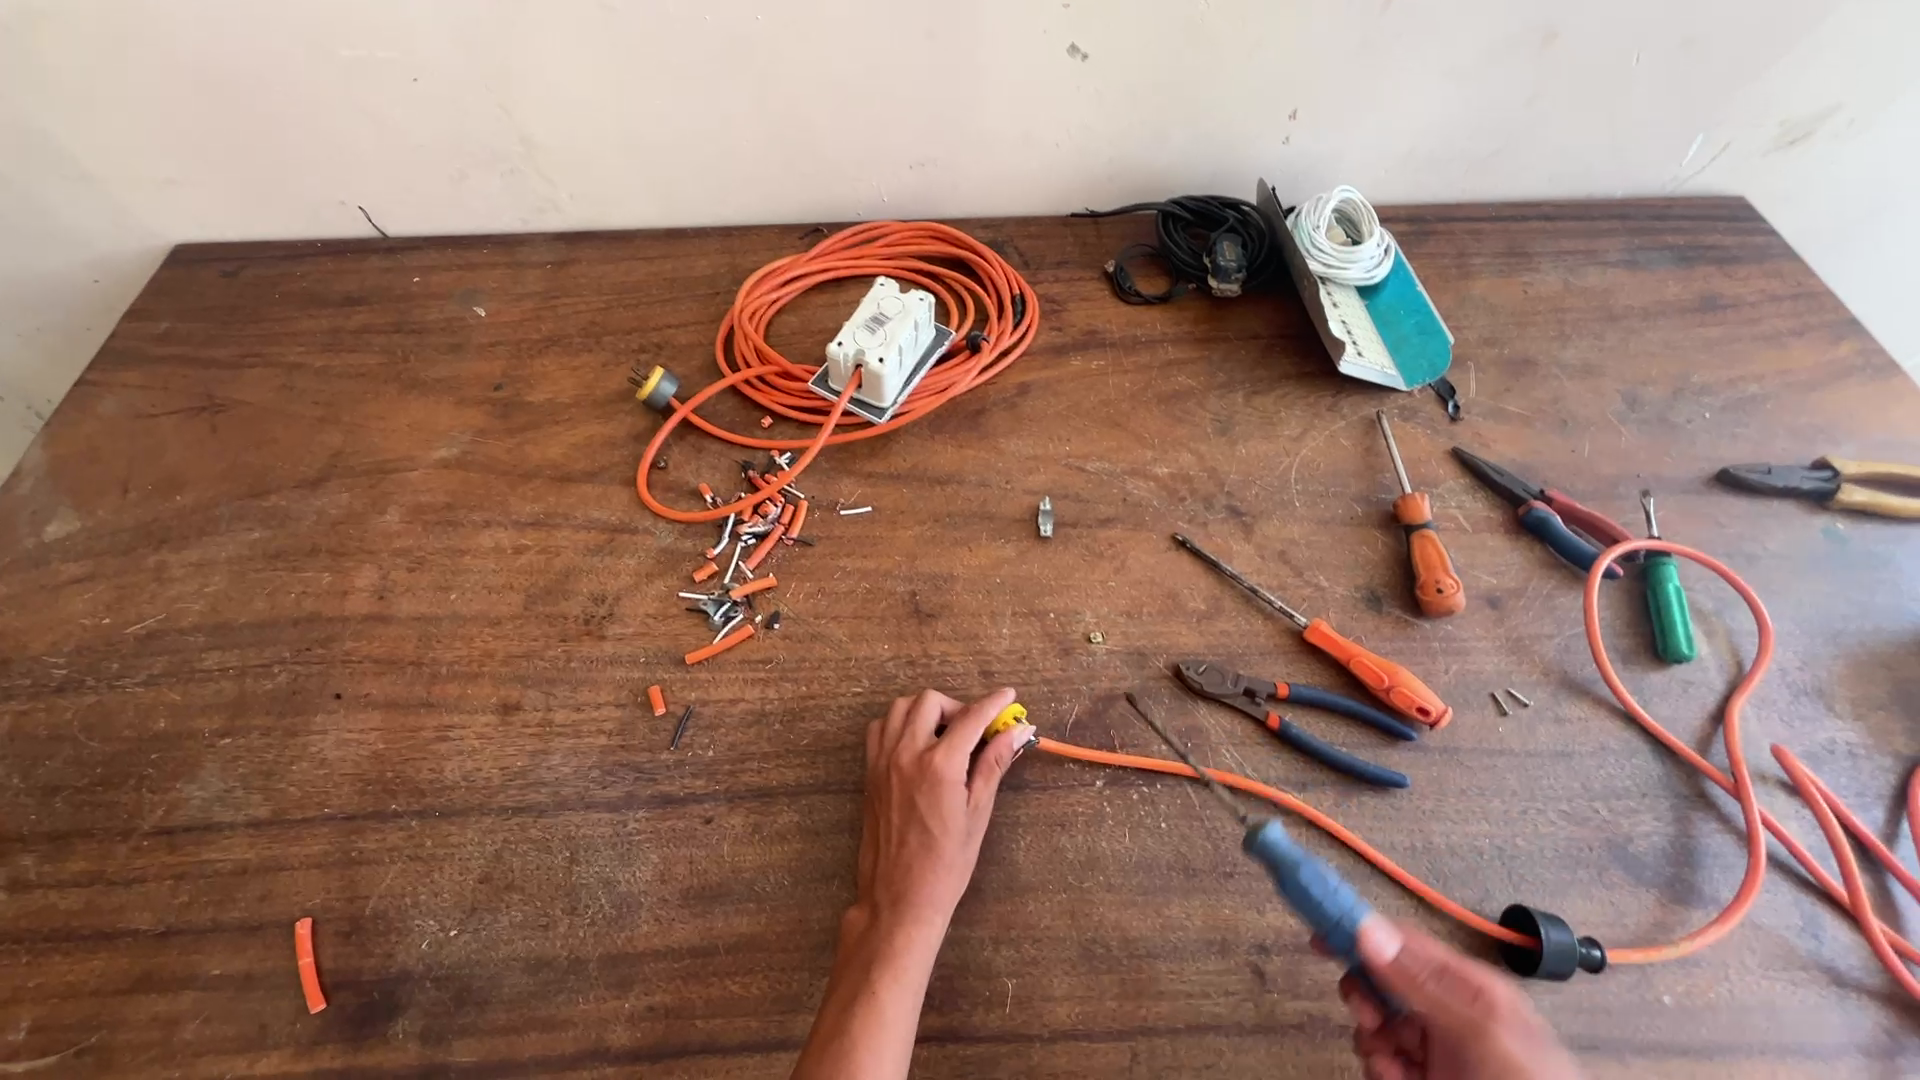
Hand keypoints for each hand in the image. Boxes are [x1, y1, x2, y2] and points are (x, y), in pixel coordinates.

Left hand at [852, 688, 1033, 935]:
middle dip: (958, 707)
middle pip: (930, 701)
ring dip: (927, 711)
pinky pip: (881, 728)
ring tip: (947, 736)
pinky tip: (918, 744)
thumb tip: (1018, 731)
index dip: (994, 703)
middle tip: (975, 731)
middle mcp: (906, 754)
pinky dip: (900, 723)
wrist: (898, 898)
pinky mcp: (869, 772)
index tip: (1009, 696)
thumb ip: (994, 764)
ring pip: (901, 707)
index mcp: (939, 765)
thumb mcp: (978, 813)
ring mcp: (882, 761)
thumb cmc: (946, 864)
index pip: (971, 717)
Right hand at [1338, 917, 1583, 1079]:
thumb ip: (1423, 983)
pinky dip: (1379, 1069)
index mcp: (1470, 988)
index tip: (1317, 938)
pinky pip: (1382, 1061)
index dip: (1359, 933)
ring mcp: (1437, 1050)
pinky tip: (1395, 1079)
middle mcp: (1450, 1012)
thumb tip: (1366, 927)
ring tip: (1391, 1067)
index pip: (1404, 942)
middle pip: (1382, 981)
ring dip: (1372, 1041)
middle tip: (1366, 1018)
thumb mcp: (1481, 1035)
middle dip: (1365, 997)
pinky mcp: (1423, 1079)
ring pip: (1377, 1024)